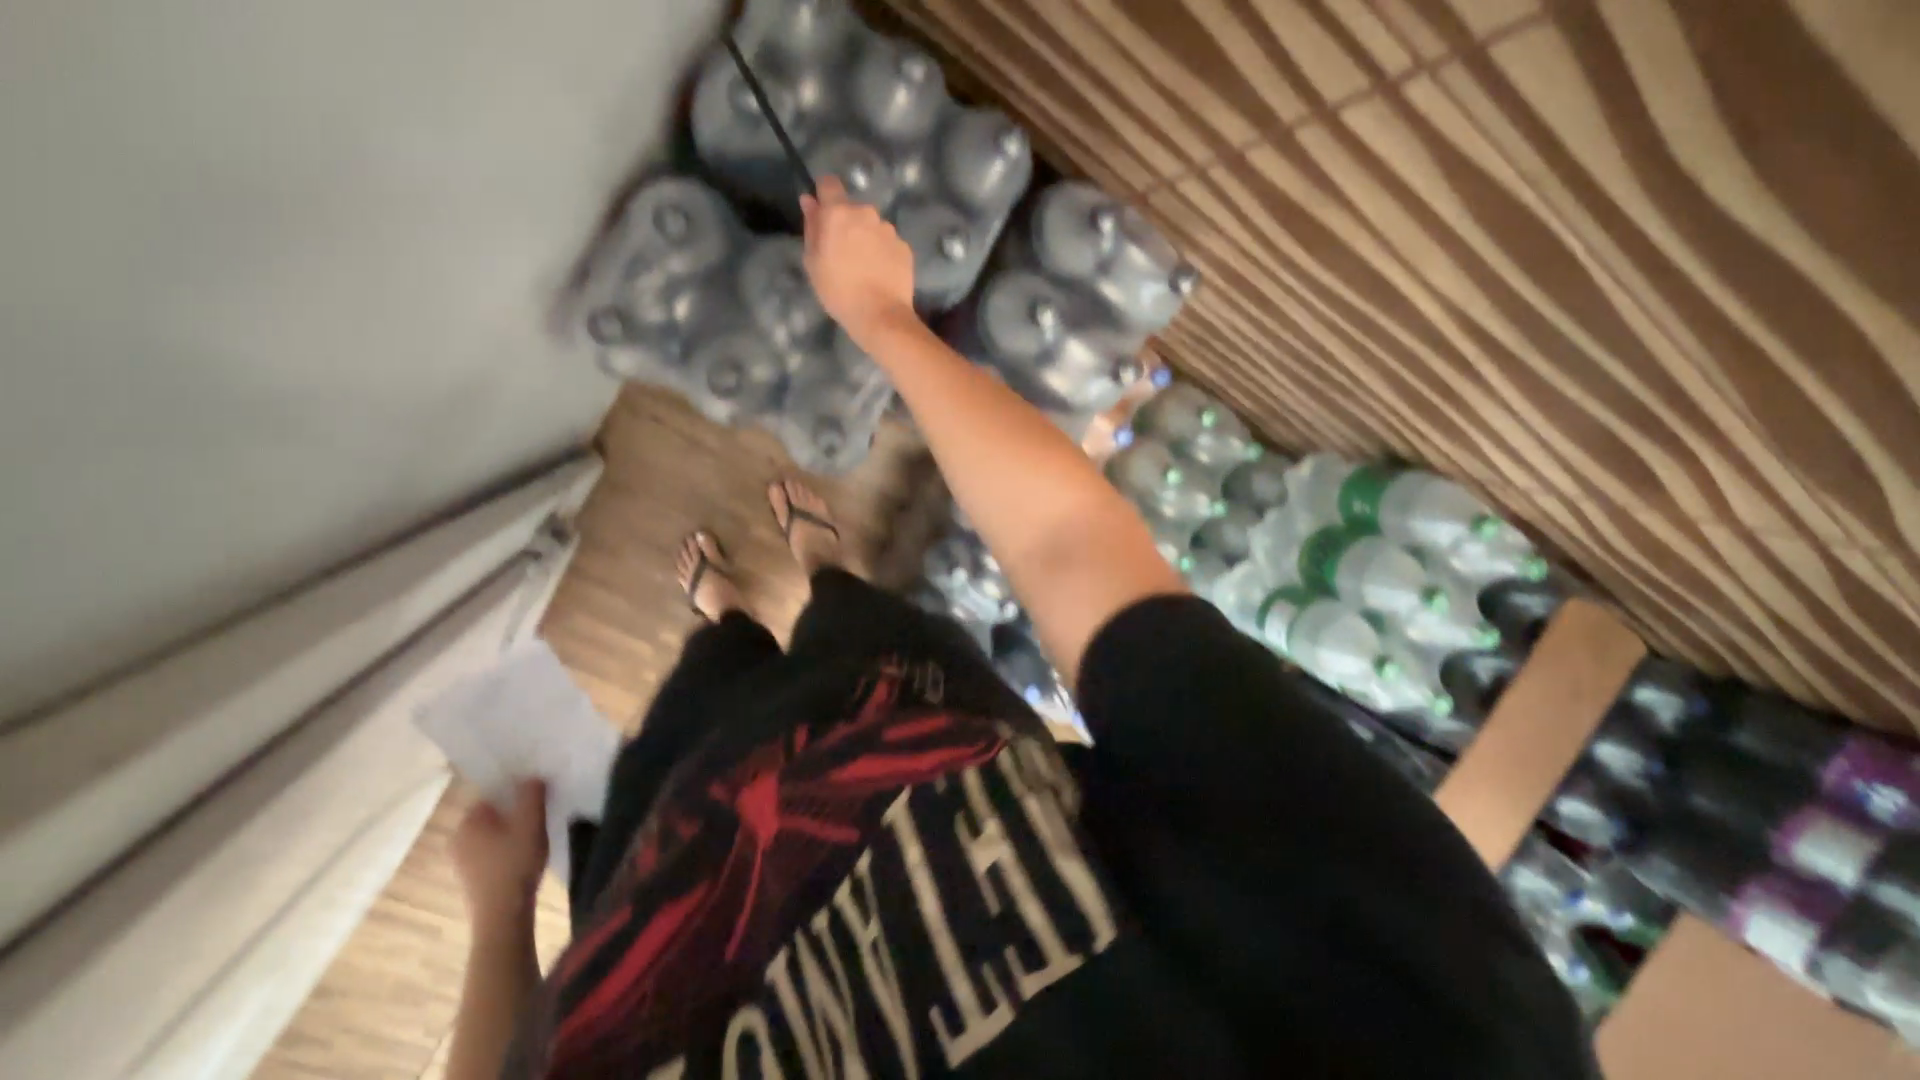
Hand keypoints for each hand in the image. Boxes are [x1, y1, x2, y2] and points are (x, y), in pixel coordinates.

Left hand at [451, 779, 547, 926]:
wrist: (502, 916)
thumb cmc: (515, 864)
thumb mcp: (531, 823)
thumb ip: (531, 795)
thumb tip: (531, 777)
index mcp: (468, 820)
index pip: (492, 794)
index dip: (516, 793)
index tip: (536, 800)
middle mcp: (457, 837)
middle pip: (491, 815)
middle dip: (513, 814)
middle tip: (538, 820)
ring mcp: (459, 860)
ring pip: (490, 836)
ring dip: (509, 834)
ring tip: (534, 841)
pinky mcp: (468, 878)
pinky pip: (488, 854)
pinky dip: (504, 852)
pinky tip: (522, 861)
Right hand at [801, 176, 916, 343]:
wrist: (880, 315)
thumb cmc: (838, 290)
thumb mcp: (813, 261)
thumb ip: (812, 226)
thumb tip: (809, 200)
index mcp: (839, 213)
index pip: (829, 183)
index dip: (824, 194)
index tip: (822, 212)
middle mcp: (867, 213)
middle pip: (853, 209)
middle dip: (847, 224)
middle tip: (842, 252)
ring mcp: (889, 230)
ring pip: (872, 226)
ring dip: (866, 238)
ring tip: (864, 267)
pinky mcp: (904, 247)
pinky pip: (888, 243)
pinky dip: (883, 253)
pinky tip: (880, 274)